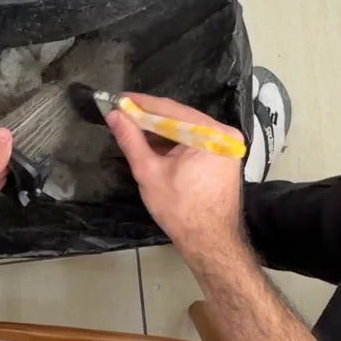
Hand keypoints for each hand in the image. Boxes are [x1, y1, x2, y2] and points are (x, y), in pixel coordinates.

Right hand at [107, 94, 246, 261]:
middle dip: (149, 116)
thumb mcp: (149, 172)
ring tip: (133, 130)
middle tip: (122, 114)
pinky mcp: (224, 156)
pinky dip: (174, 141)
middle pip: (179, 116)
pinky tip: (154, 144)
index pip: (169, 109)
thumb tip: (114, 116)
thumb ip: (131, 140)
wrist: (209, 241)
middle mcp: (224, 133)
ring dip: (160, 130)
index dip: (140, 103)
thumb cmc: (180, 210)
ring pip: (186, 128)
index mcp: (210, 133)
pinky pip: (195, 140)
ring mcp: (226, 145)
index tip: (118, 99)